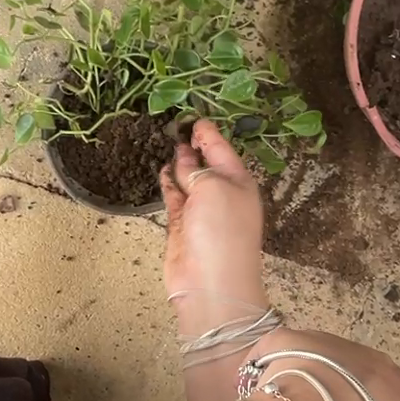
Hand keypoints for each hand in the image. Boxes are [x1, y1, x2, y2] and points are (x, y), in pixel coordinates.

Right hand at [161, 120, 266, 338]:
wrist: (210, 284)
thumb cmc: (220, 231)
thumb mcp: (213, 188)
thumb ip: (196, 169)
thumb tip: (182, 158)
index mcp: (239, 181)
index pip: (222, 148)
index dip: (207, 132)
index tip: (190, 116)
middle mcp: (222, 193)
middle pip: (206, 162)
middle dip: (193, 145)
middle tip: (175, 125)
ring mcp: (201, 210)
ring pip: (188, 179)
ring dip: (178, 163)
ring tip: (164, 142)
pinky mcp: (182, 225)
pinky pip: (174, 197)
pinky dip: (168, 183)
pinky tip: (161, 169)